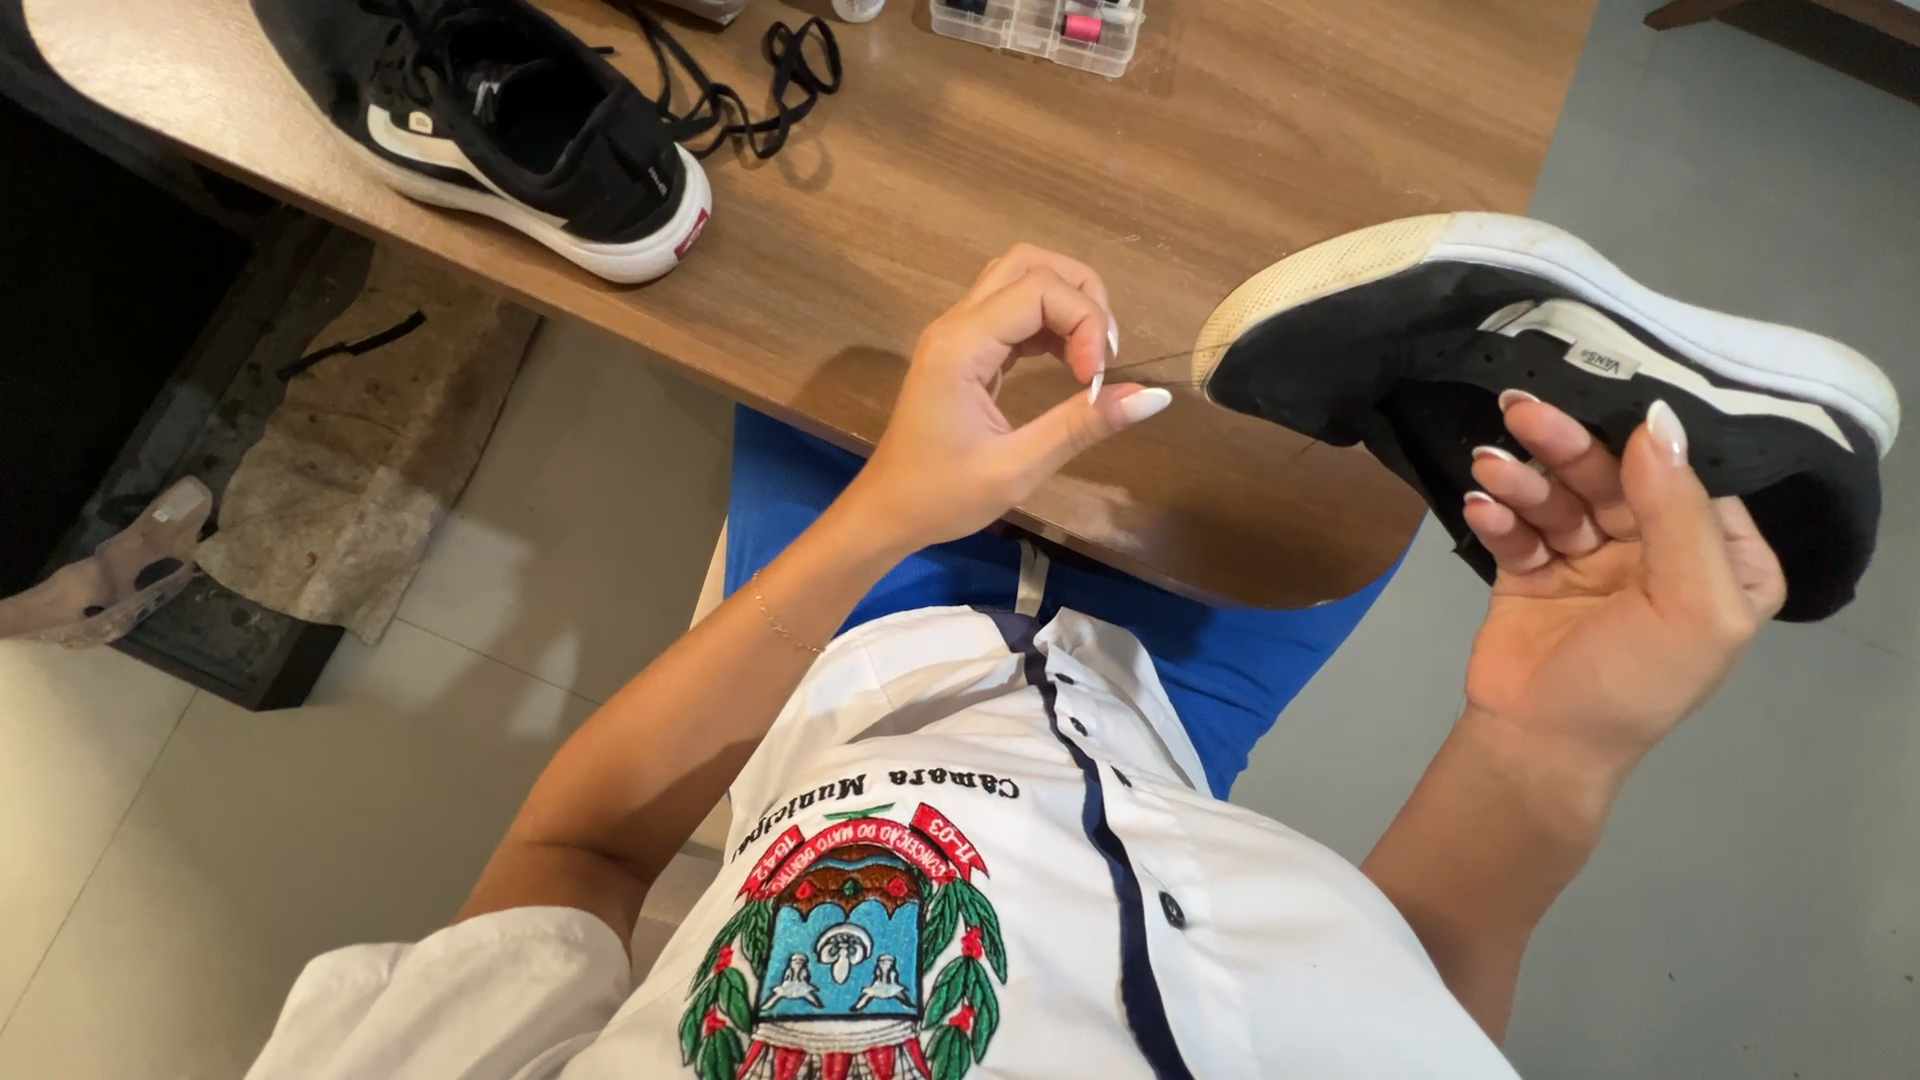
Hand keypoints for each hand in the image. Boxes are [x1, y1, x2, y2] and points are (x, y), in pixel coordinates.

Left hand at [841, 245, 1172, 554]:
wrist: (887, 512)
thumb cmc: (941, 498)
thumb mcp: (1017, 469)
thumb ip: (1082, 426)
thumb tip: (1152, 396)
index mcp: (960, 347)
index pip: (1039, 289)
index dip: (1085, 322)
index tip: (1097, 378)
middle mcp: (954, 326)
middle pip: (1028, 265)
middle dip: (1080, 295)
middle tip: (1102, 354)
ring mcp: (954, 335)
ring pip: (1018, 280)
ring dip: (1064, 305)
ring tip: (1089, 359)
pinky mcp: (960, 351)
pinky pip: (1009, 312)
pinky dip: (1046, 325)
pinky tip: (1067, 362)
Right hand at [1459, 393, 1785, 784]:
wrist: (1538, 738)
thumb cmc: (1633, 681)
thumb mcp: (1689, 604)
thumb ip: (1679, 513)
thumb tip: (1656, 423)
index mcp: (1716, 559)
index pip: (1686, 479)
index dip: (1646, 441)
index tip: (1603, 400)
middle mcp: (1651, 552)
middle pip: (1609, 480)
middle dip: (1564, 448)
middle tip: (1519, 411)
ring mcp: (1584, 560)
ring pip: (1555, 500)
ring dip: (1520, 482)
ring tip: (1486, 467)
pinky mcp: (1527, 571)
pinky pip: (1515, 531)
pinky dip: (1497, 517)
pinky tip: (1480, 508)